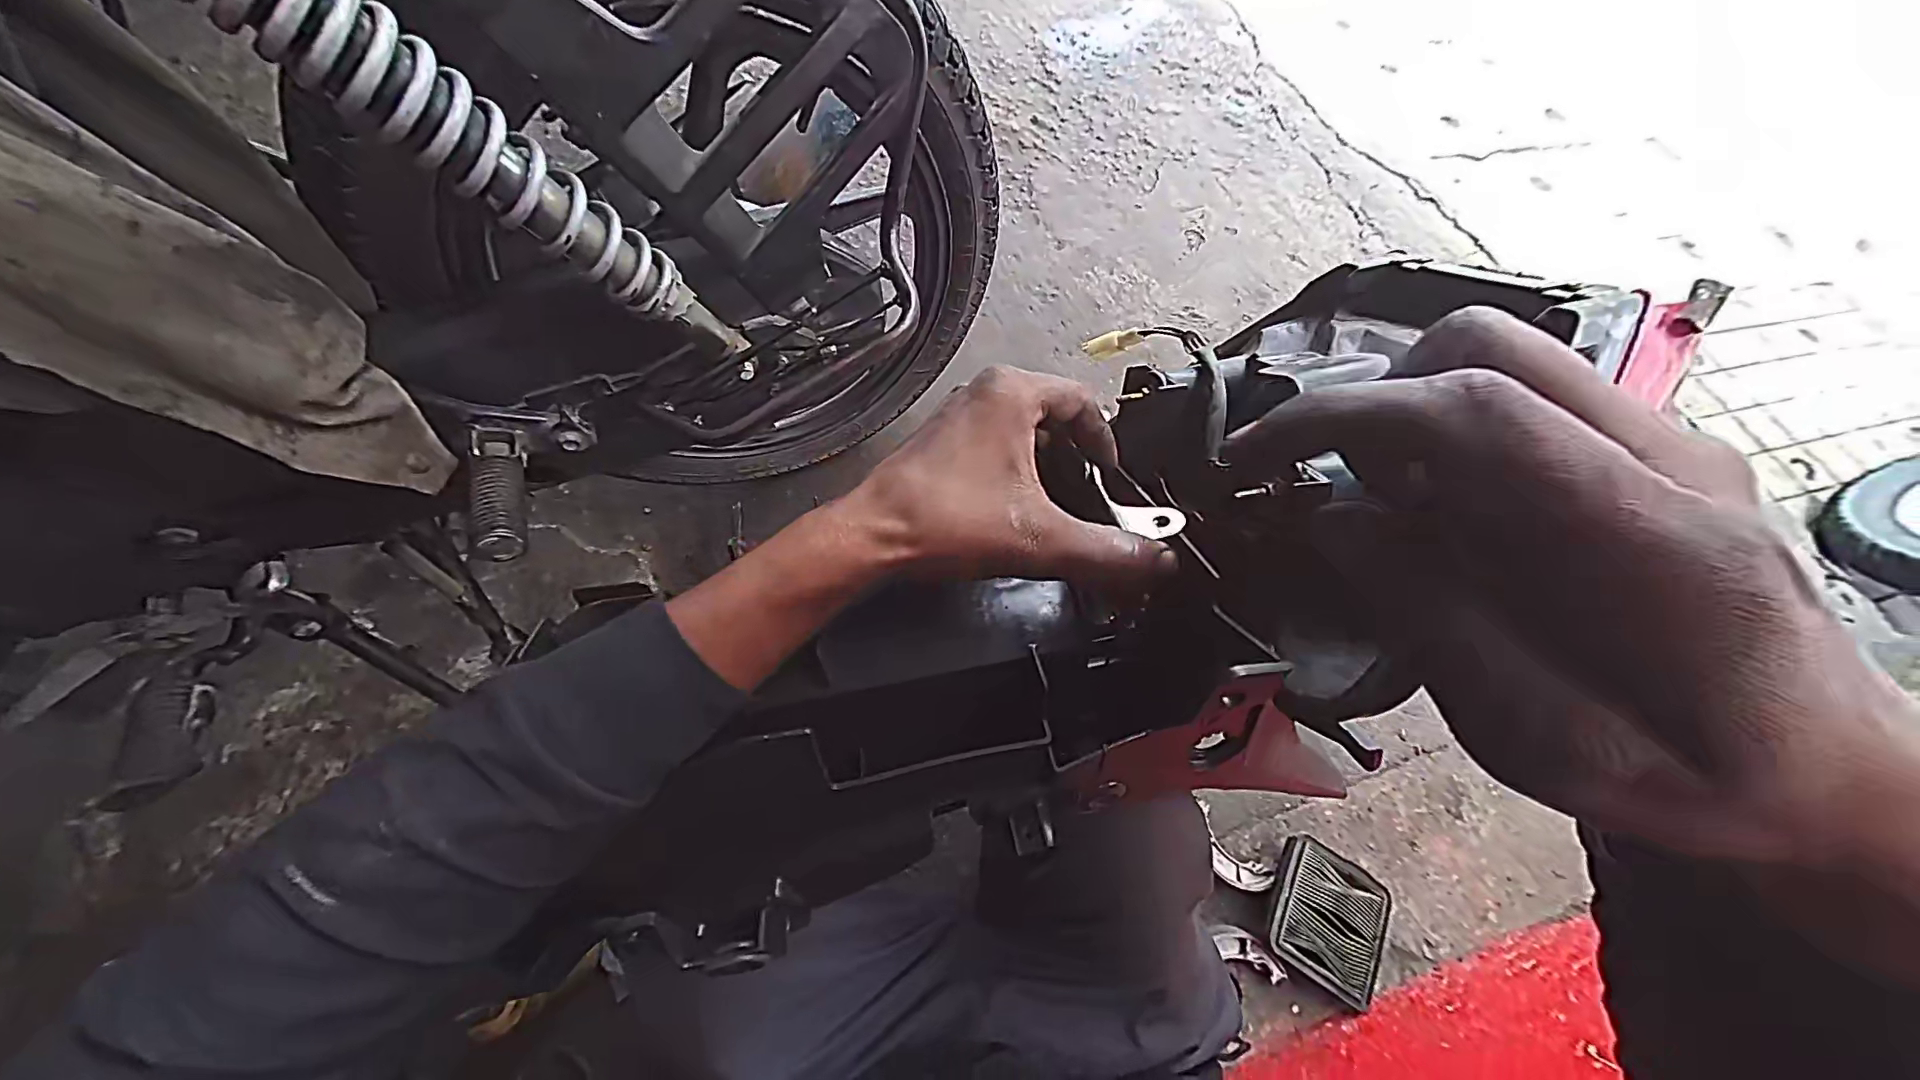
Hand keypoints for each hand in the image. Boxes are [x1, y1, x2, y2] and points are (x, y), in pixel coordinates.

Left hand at [669, 366, 1170, 691]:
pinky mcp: (941, 442)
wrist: (874, 537)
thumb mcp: (1041, 538)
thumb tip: (1155, 559)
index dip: (1108, 441)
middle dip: (1079, 454)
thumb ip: (1106, 550)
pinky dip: (1016, 468)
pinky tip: (1016, 505)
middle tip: (1091, 491)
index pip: (1084, 402)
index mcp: (1012, 394)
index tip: (1114, 476)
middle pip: (1055, 414)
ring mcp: (958, 415)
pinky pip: (995, 443)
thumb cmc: (946, 521)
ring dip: (1047, 463)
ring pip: (1023, 429)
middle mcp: (983, 394)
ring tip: (1057, 502)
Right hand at [1224, 309, 1919, 879]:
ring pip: (1492, 359)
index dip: (1335, 418)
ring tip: (1391, 508)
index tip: (1250, 458)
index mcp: (1643, 535)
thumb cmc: (1683, 777)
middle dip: (1370, 404)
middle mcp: (1661, 455)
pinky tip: (1438, 512)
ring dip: (1401, 418)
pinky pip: (1509, 401)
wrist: (1827, 775)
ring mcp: (1657, 441)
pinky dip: (1436, 438)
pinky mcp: (1634, 450)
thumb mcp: (1529, 732)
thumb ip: (1426, 615)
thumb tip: (1328, 520)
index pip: (1467, 409)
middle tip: (1341, 489)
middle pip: (1479, 346)